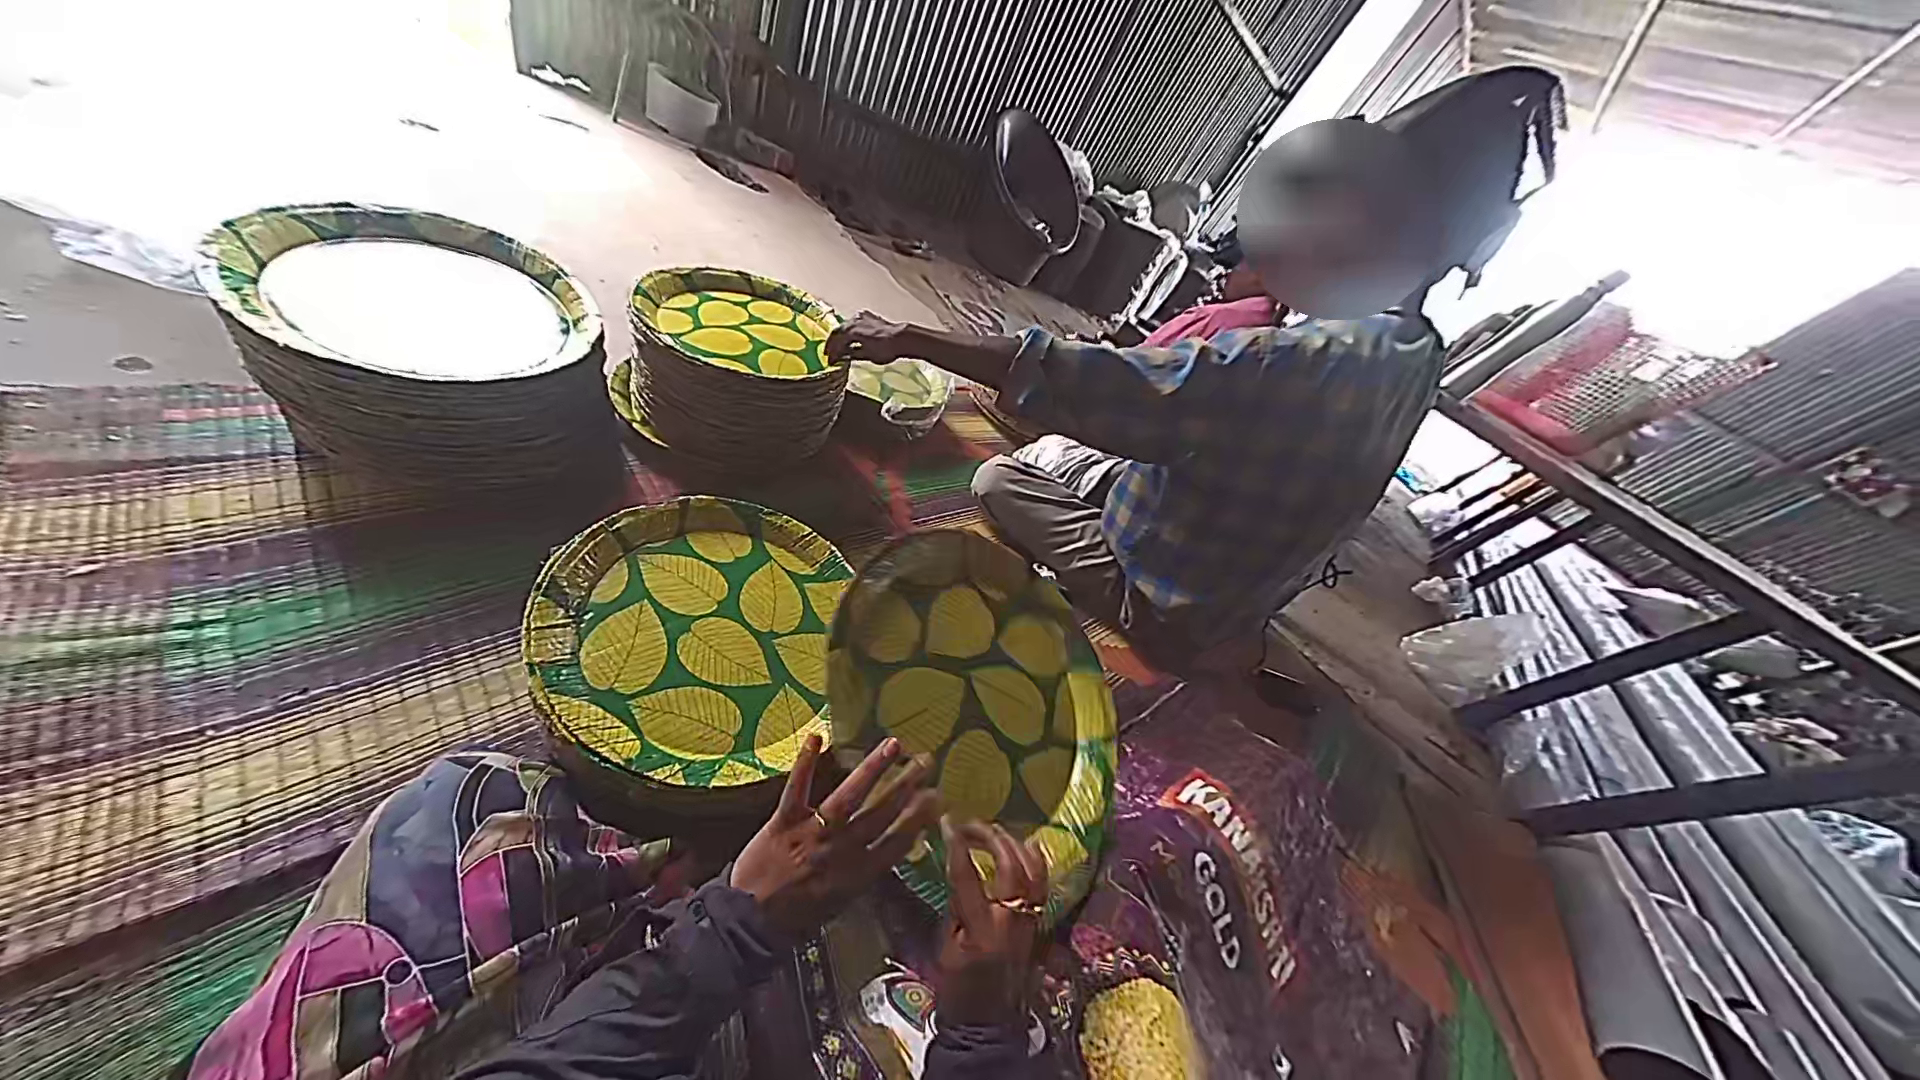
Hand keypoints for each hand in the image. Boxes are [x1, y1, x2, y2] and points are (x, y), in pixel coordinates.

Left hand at [730, 736, 939, 939]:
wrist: (748, 926)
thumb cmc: (797, 916)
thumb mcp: (840, 902)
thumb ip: (865, 871)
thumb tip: (892, 846)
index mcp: (857, 874)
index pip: (897, 841)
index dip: (919, 818)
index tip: (937, 796)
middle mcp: (840, 850)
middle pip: (880, 813)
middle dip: (906, 786)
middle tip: (925, 761)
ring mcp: (813, 833)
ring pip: (849, 797)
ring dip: (872, 769)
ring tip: (893, 745)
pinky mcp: (784, 821)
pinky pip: (798, 788)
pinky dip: (806, 762)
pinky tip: (817, 736)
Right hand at [826, 311, 912, 364]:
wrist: (901, 338)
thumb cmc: (885, 349)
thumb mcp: (866, 355)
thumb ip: (852, 354)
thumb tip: (842, 356)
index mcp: (850, 330)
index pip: (835, 341)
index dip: (831, 351)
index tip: (829, 360)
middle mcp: (853, 320)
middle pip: (838, 332)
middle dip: (834, 344)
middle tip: (831, 354)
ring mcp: (861, 317)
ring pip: (845, 326)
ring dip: (841, 337)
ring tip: (840, 347)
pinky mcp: (869, 317)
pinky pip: (854, 323)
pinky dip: (850, 332)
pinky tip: (852, 338)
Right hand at [935, 821, 1047, 1025]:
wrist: (987, 1025)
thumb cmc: (958, 988)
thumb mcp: (945, 946)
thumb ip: (956, 905)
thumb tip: (960, 869)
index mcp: (982, 929)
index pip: (968, 876)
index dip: (957, 846)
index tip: (948, 824)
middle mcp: (1011, 920)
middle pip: (1009, 866)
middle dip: (990, 837)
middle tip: (971, 825)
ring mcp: (1029, 921)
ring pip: (1032, 871)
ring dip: (1014, 844)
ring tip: (996, 829)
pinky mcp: (1038, 924)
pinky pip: (1041, 883)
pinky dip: (1034, 860)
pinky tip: (1024, 844)